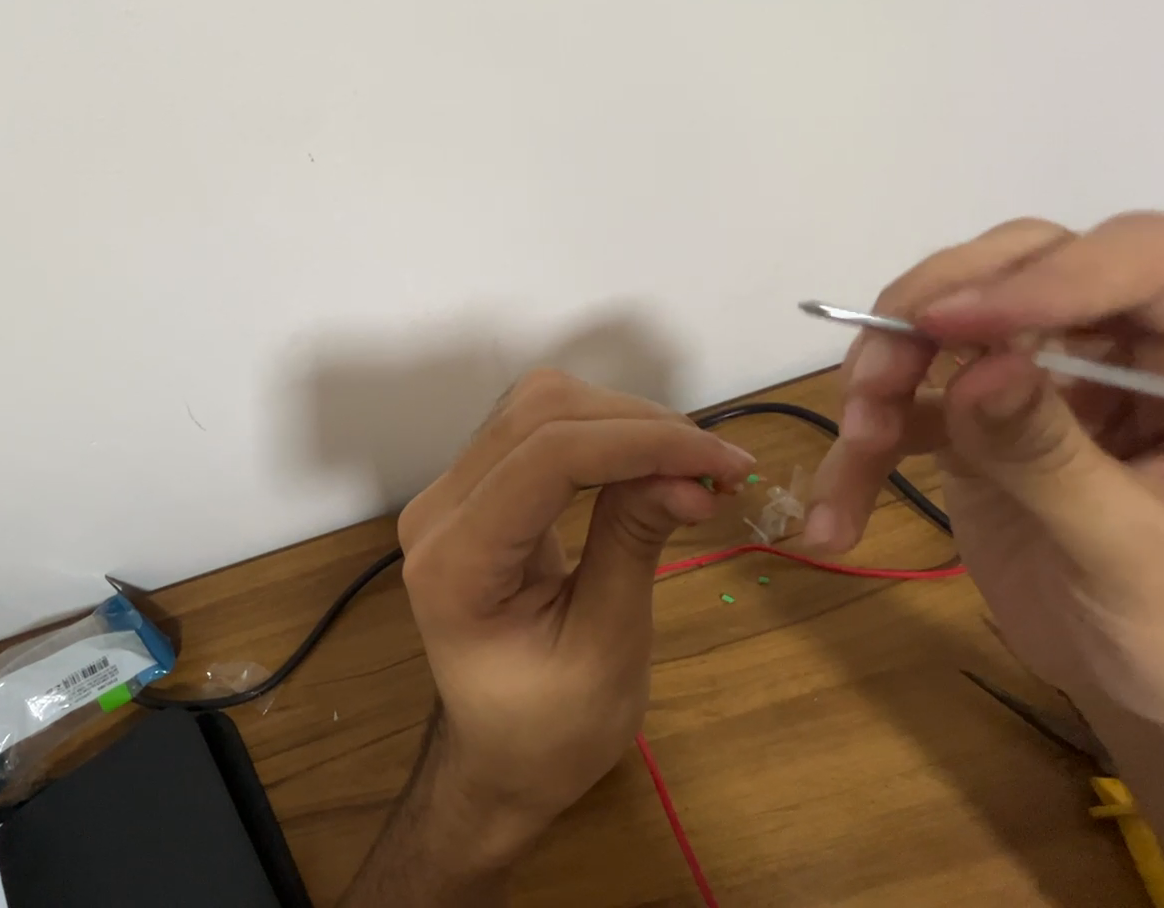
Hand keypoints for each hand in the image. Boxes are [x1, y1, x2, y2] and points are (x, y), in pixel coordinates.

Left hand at [394, 369, 754, 847]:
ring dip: (623, 421)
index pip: (544, 458)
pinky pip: (536, 433)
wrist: (497, 756)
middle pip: (537, 414)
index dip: (640, 443)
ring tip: (693, 465)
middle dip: (637, 424)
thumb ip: (632, 545)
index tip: (725, 462)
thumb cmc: (550, 731)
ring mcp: (448, 496)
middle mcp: (438, 510)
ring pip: (537, 408)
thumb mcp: (605, 648)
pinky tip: (650, 463)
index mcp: (456, 561)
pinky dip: (602, 435)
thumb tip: (690, 472)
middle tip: (719, 466)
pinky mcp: (472, 493)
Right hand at [807, 212, 1163, 754]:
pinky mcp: (982, 432)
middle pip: (1023, 270)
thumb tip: (979, 371)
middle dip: (930, 318)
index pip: (1145, 264)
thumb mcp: (1148, 556)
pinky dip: (859, 459)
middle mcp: (1141, 351)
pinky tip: (833, 519)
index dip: (1046, 279)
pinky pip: (906, 413)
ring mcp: (1054, 388)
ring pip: (943, 334)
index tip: (946, 329)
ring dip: (881, 384)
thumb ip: (1059, 460)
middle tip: (872, 376)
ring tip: (856, 449)